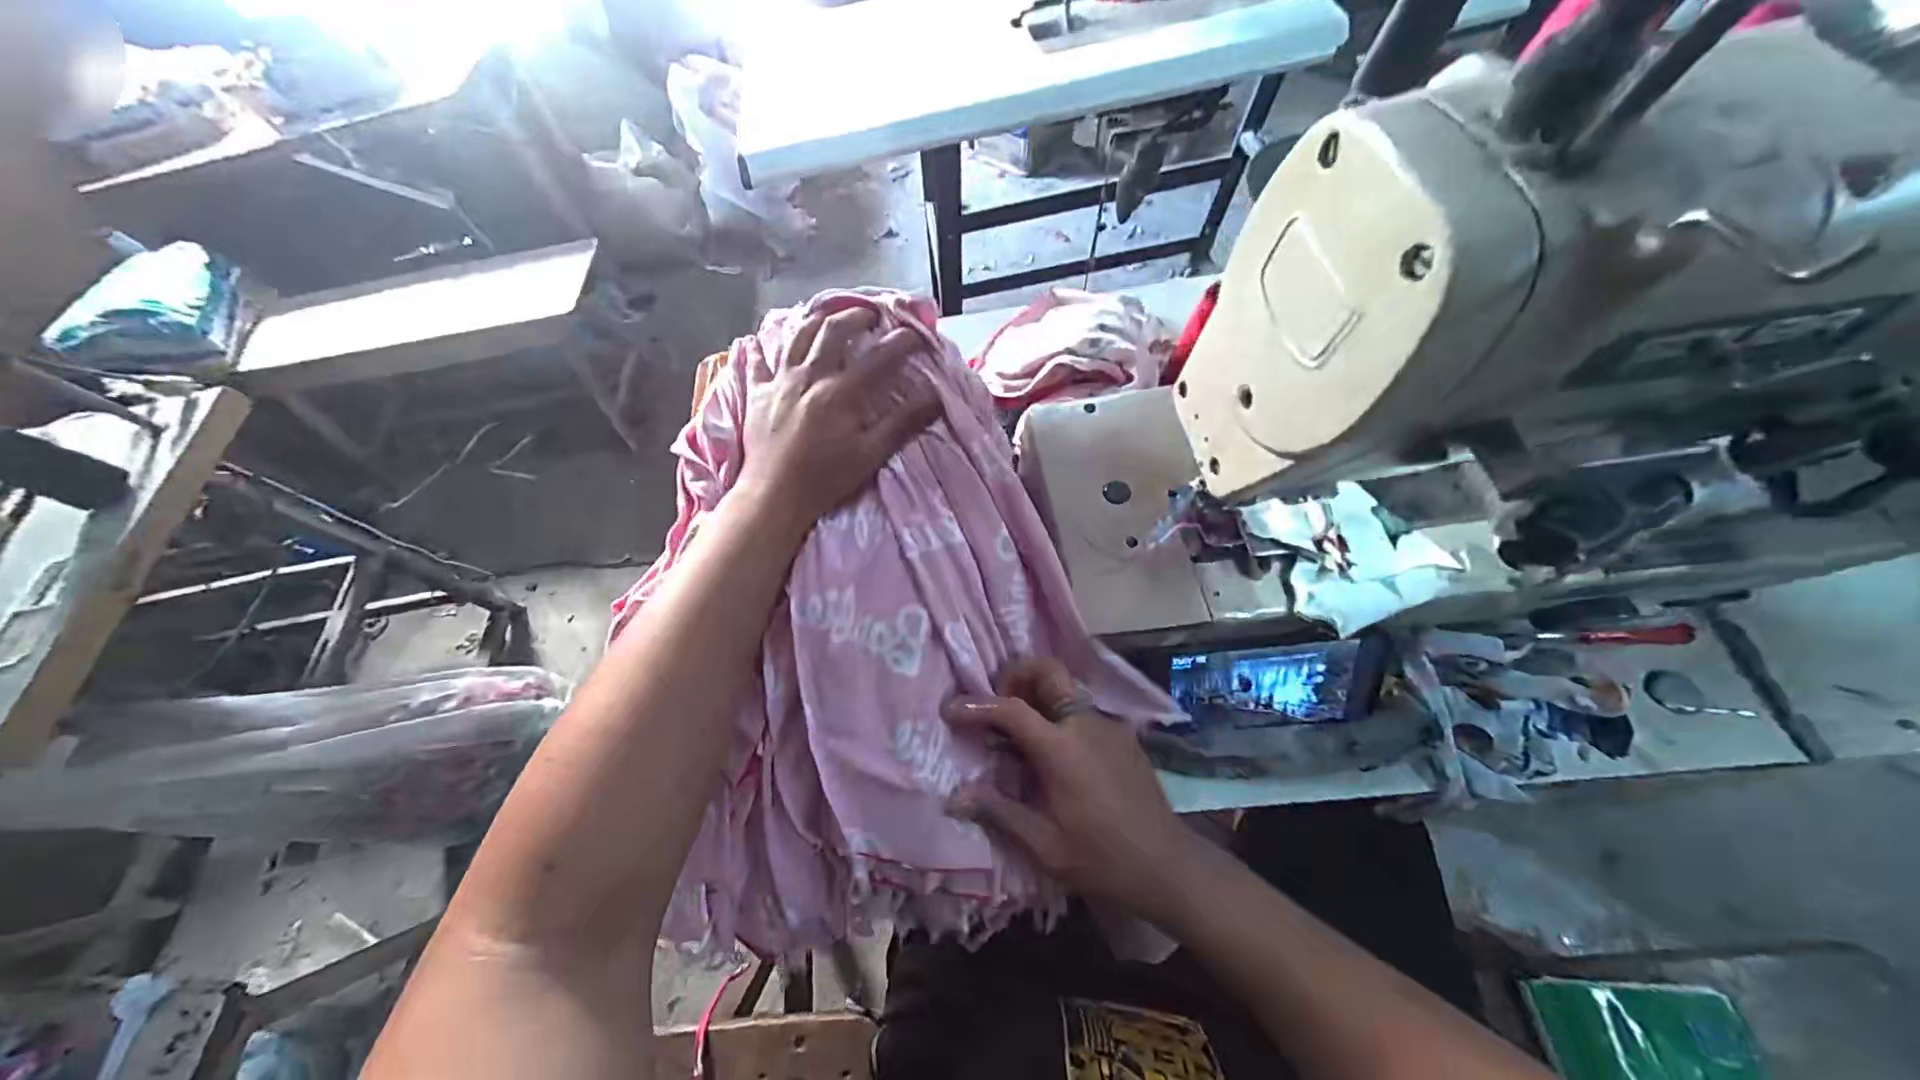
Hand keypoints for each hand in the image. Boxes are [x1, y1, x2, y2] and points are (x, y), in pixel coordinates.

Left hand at [736, 306, 941, 530]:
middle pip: (833, 330)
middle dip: (856, 316)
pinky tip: (762, 341)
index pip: (880, 356)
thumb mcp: (871, 455)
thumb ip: (903, 424)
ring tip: (828, 318)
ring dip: (816, 321)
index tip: (920, 336)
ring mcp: (779, 382)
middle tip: (871, 316)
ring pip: (797, 336)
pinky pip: (757, 362)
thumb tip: (936, 398)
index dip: (903, 341)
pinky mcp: (757, 394)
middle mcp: (810, 376)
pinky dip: (761, 348)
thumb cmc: (825, 480)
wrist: (773, 496)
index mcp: (841, 392)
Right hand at [943, 657, 1203, 922]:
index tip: (950, 709)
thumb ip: (999, 812)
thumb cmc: (1100, 859)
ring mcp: (1110, 726)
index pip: (1012, 710)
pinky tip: (1057, 754)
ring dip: (1039, 695)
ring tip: (1021, 731)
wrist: (1167, 867)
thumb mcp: (1043, 844)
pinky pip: (1084, 711)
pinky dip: (1061, 715)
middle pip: (1049, 671)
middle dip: (1017, 674)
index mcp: (1062, 749)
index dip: (977, 705)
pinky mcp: (1124, 736)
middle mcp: (1086, 724)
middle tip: (999, 702)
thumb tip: (954, 798)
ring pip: (1068, 689)